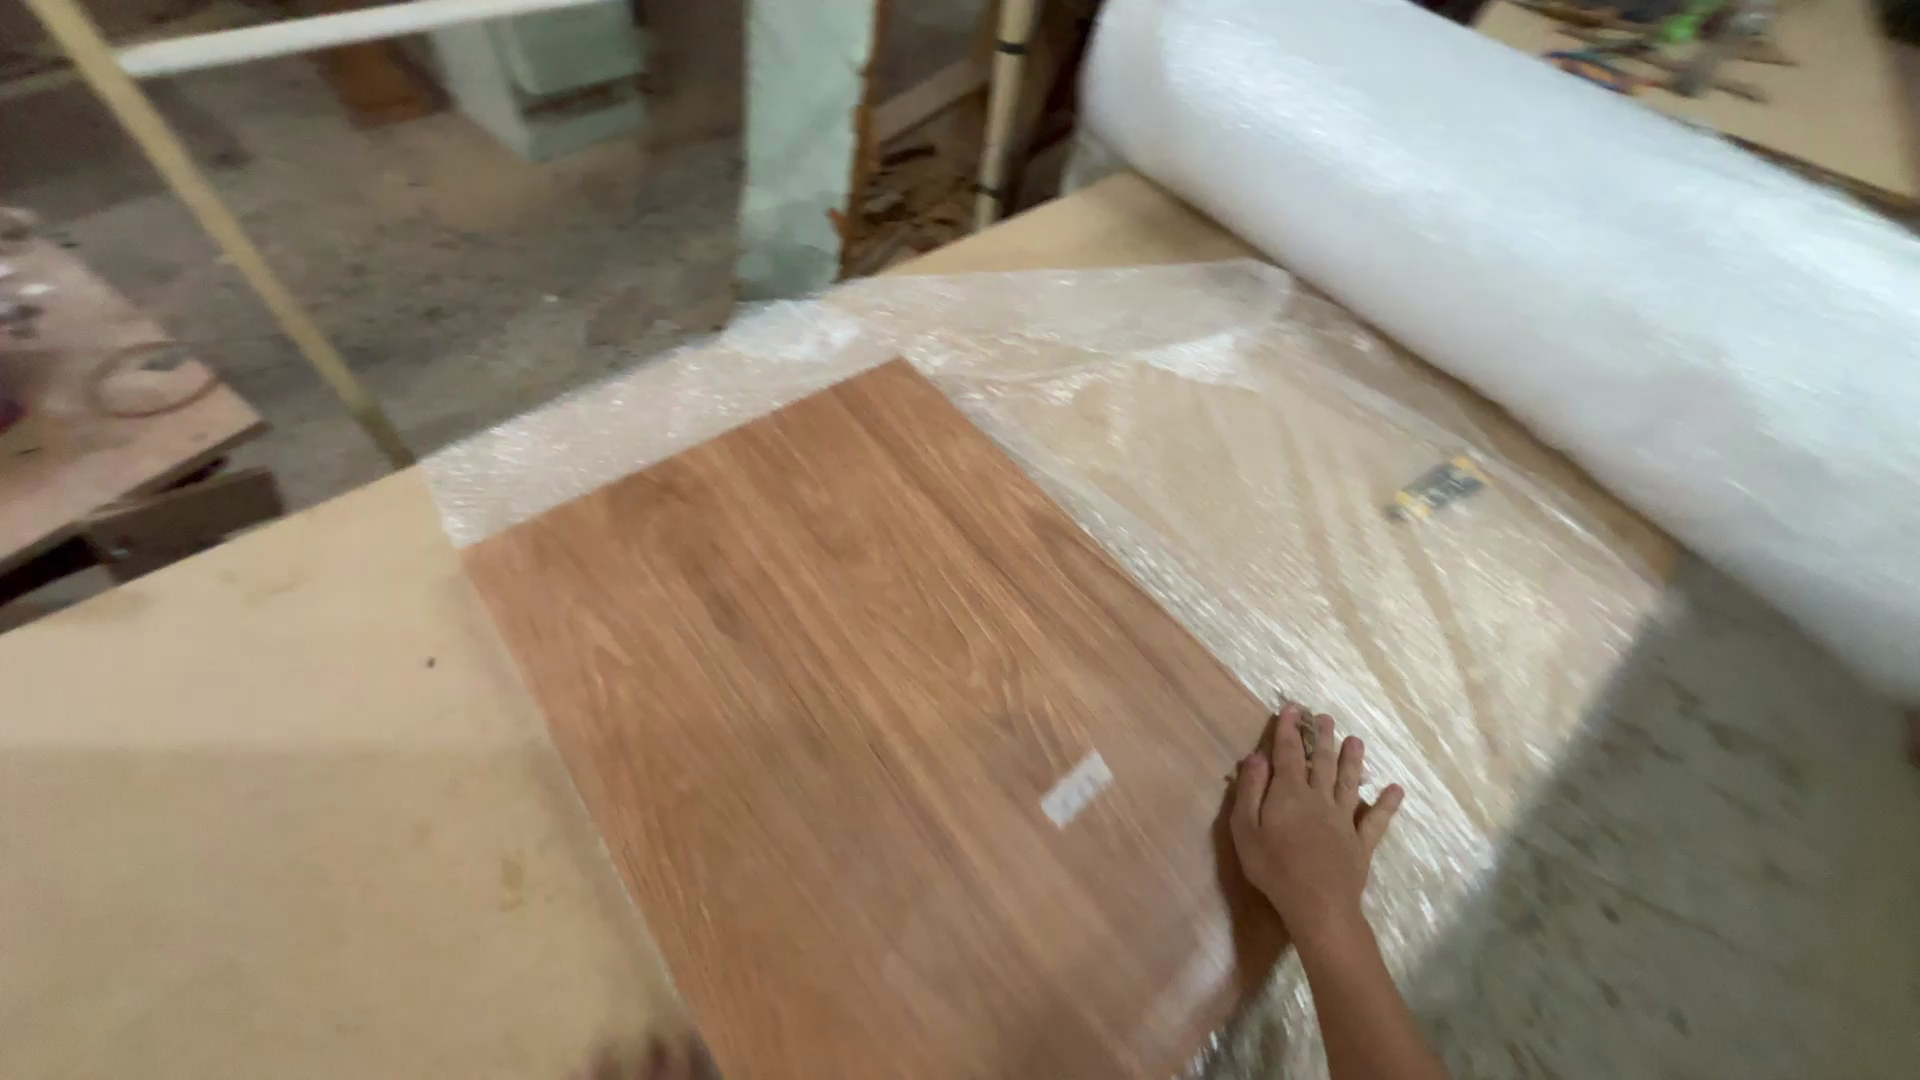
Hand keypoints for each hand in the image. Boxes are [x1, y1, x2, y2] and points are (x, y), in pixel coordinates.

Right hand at [1231, 704, 1403, 947]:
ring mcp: (1344, 819)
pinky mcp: (1361, 842)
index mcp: (1289, 792)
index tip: (1291, 709)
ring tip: (1356, 740)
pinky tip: (1396, 790)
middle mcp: (1320, 798)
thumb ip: (1250, 789)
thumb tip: (1256, 756)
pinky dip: (1388, 804)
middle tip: (1325, 717)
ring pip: (1350, 782)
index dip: (1289, 729)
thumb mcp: (1245, 827)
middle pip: (1323, 761)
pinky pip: (1376, 819)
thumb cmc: (1273, 866)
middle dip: (1323, 737)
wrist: (1318, 905)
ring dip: (1353, 759)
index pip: (1289, 753)